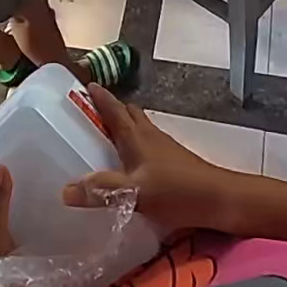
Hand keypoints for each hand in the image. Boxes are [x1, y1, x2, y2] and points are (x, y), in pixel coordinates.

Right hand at [63, 86, 246, 231]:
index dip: (99, 97)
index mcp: (136, 137)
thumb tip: (64, 190)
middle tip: (91, 113)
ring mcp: (164, 148)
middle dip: (111, 109)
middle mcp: (150, 136)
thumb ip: (101, 190)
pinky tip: (132, 162)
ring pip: (140, 128)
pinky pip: (148, 143)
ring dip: (124, 125)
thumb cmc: (177, 191)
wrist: (222, 200)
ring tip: (107, 136)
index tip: (85, 86)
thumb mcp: (134, 193)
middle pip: (128, 114)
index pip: (113, 109)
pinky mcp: (175, 161)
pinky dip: (136, 144)